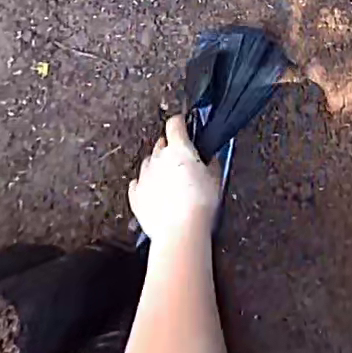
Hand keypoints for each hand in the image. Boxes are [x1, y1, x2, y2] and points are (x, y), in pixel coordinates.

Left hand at [130, 115, 220, 242]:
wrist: (180, 231)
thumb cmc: (199, 204)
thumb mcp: (215, 177)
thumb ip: (210, 162)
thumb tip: (209, 158)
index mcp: (179, 149)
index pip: (174, 123)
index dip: (180, 121)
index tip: (183, 123)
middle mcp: (158, 158)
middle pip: (161, 143)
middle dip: (171, 147)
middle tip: (183, 159)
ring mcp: (144, 176)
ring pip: (149, 162)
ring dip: (158, 165)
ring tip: (171, 179)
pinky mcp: (136, 195)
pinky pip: (138, 183)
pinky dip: (146, 183)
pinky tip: (156, 190)